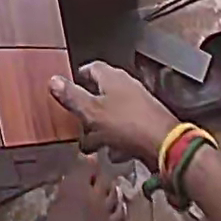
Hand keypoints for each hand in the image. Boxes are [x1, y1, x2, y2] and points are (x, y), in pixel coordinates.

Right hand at [50, 61, 179, 167]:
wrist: (167, 147)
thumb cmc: (127, 125)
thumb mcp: (91, 111)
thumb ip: (72, 96)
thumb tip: (53, 80)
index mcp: (112, 78)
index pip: (91, 68)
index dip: (78, 76)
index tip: (68, 87)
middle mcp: (127, 86)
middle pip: (102, 91)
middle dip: (88, 107)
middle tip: (76, 119)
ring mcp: (140, 104)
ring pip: (114, 112)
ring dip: (101, 126)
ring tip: (91, 142)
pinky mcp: (149, 122)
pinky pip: (127, 127)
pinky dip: (118, 137)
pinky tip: (114, 152)